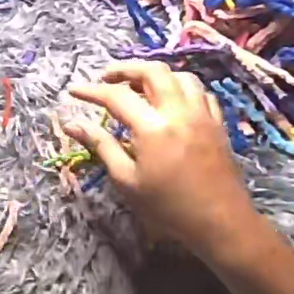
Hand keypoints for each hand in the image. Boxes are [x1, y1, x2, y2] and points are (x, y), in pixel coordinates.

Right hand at [64, 61, 262, 257]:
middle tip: (106, 79)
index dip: (91, 90)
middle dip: (125, 69)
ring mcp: (202, 115)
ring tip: (138, 87)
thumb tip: (72, 125)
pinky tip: (170, 101)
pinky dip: (180, 88)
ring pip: (179, 76)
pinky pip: (200, 92)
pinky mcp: (217, 123)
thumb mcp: (126, 180)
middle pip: (152, 71)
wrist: (221, 223)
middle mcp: (179, 112)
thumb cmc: (168, 207)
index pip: (116, 96)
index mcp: (152, 128)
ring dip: (155, 75)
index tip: (74, 91)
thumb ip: (101, 145)